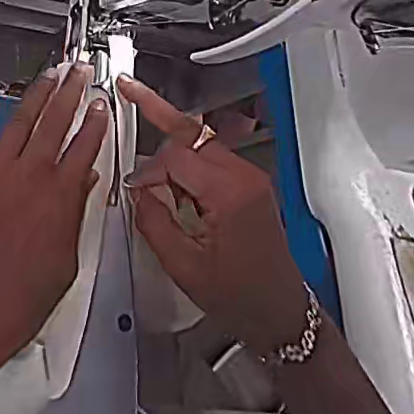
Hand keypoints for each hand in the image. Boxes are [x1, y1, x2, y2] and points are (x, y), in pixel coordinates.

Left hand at [0, 64, 109, 413]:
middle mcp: (30, 177)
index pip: (86, 145)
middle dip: (73, 91)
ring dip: (38, 93)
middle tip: (81, 72)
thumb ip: (77, 214)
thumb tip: (85, 186)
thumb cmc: (18, 297)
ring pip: (22, 120)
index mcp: (60, 196)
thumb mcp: (66, 259)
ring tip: (50, 74)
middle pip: (57, 120)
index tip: (103, 105)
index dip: (98, 121)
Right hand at [118, 75, 312, 356]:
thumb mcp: (183, 266)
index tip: (134, 188)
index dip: (148, 169)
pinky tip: (179, 190)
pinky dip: (191, 166)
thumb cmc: (240, 296)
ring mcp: (252, 178)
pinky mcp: (251, 184)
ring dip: (176, 155)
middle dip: (162, 134)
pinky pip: (214, 159)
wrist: (279, 311)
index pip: (177, 157)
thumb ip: (154, 222)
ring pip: (203, 143)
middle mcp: (245, 176)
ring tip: (156, 179)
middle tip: (134, 102)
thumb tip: (137, 193)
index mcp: (229, 193)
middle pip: (193, 137)